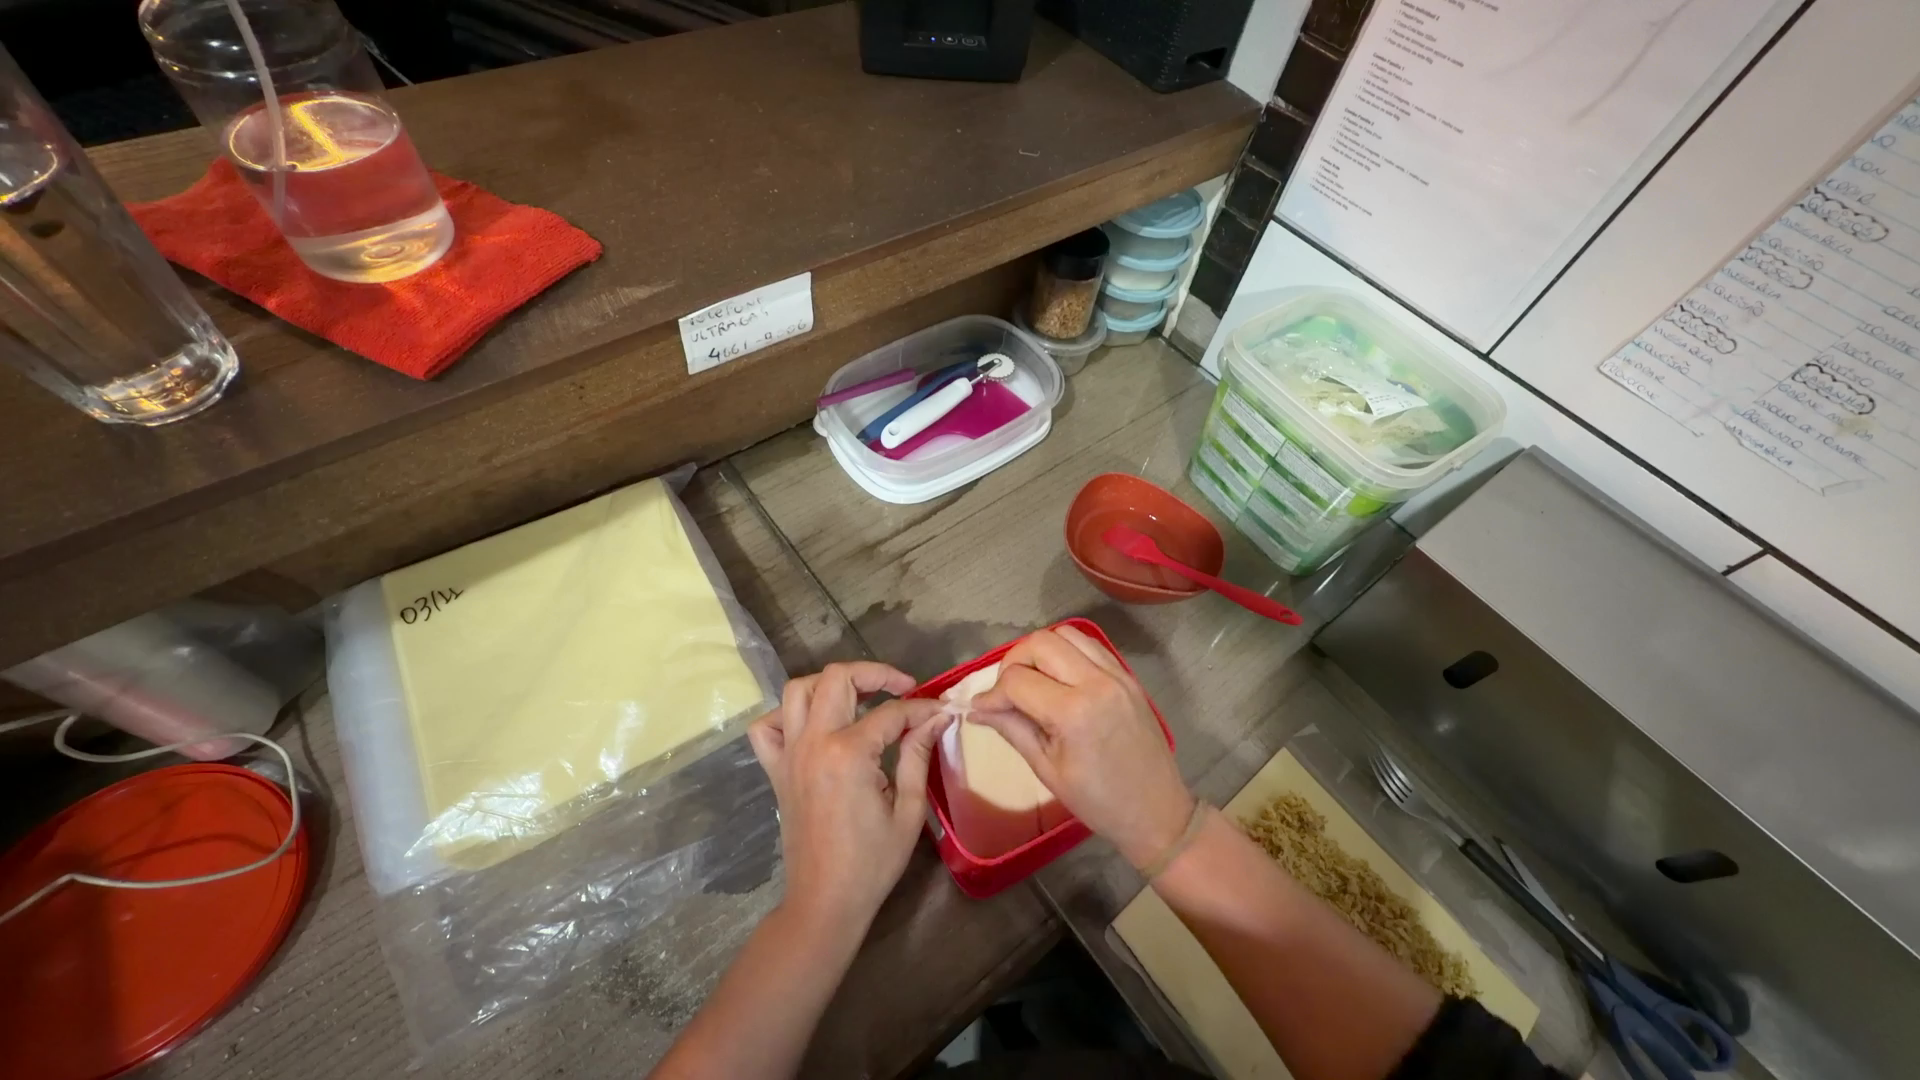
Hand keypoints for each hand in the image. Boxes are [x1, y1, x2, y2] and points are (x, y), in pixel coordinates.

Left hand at [747, 661, 950, 930]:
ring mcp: (788, 754)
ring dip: (829, 683)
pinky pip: (767, 727)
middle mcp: (813, 743)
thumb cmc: (872, 863)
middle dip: (874, 673)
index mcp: (848, 754)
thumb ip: (917, 755)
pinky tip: (813, 724)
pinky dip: (786, 715)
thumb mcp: (908, 810)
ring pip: (797, 690)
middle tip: (901, 688)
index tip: (940, 712)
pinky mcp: (775, 770)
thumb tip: (936, 717)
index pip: (890, 712)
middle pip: (837, 679)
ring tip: (858, 697)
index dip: (920, 708)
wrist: (825, 901)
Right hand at [971, 627, 1193, 868]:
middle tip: (1006, 690)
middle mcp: (1097, 682)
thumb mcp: (1046, 769)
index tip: (983, 708)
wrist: (1156, 811)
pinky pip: (1090, 645)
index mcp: (1074, 713)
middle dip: (1013, 661)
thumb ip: (1012, 729)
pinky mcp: (1128, 676)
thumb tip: (976, 709)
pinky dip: (1067, 652)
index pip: (1017, 680)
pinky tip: (1059, 678)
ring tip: (1032, 679)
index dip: (993, 693)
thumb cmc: (1098, 801)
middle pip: (1040, 643)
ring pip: (1066, 634)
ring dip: (1040, 651)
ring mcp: (1117, 675)